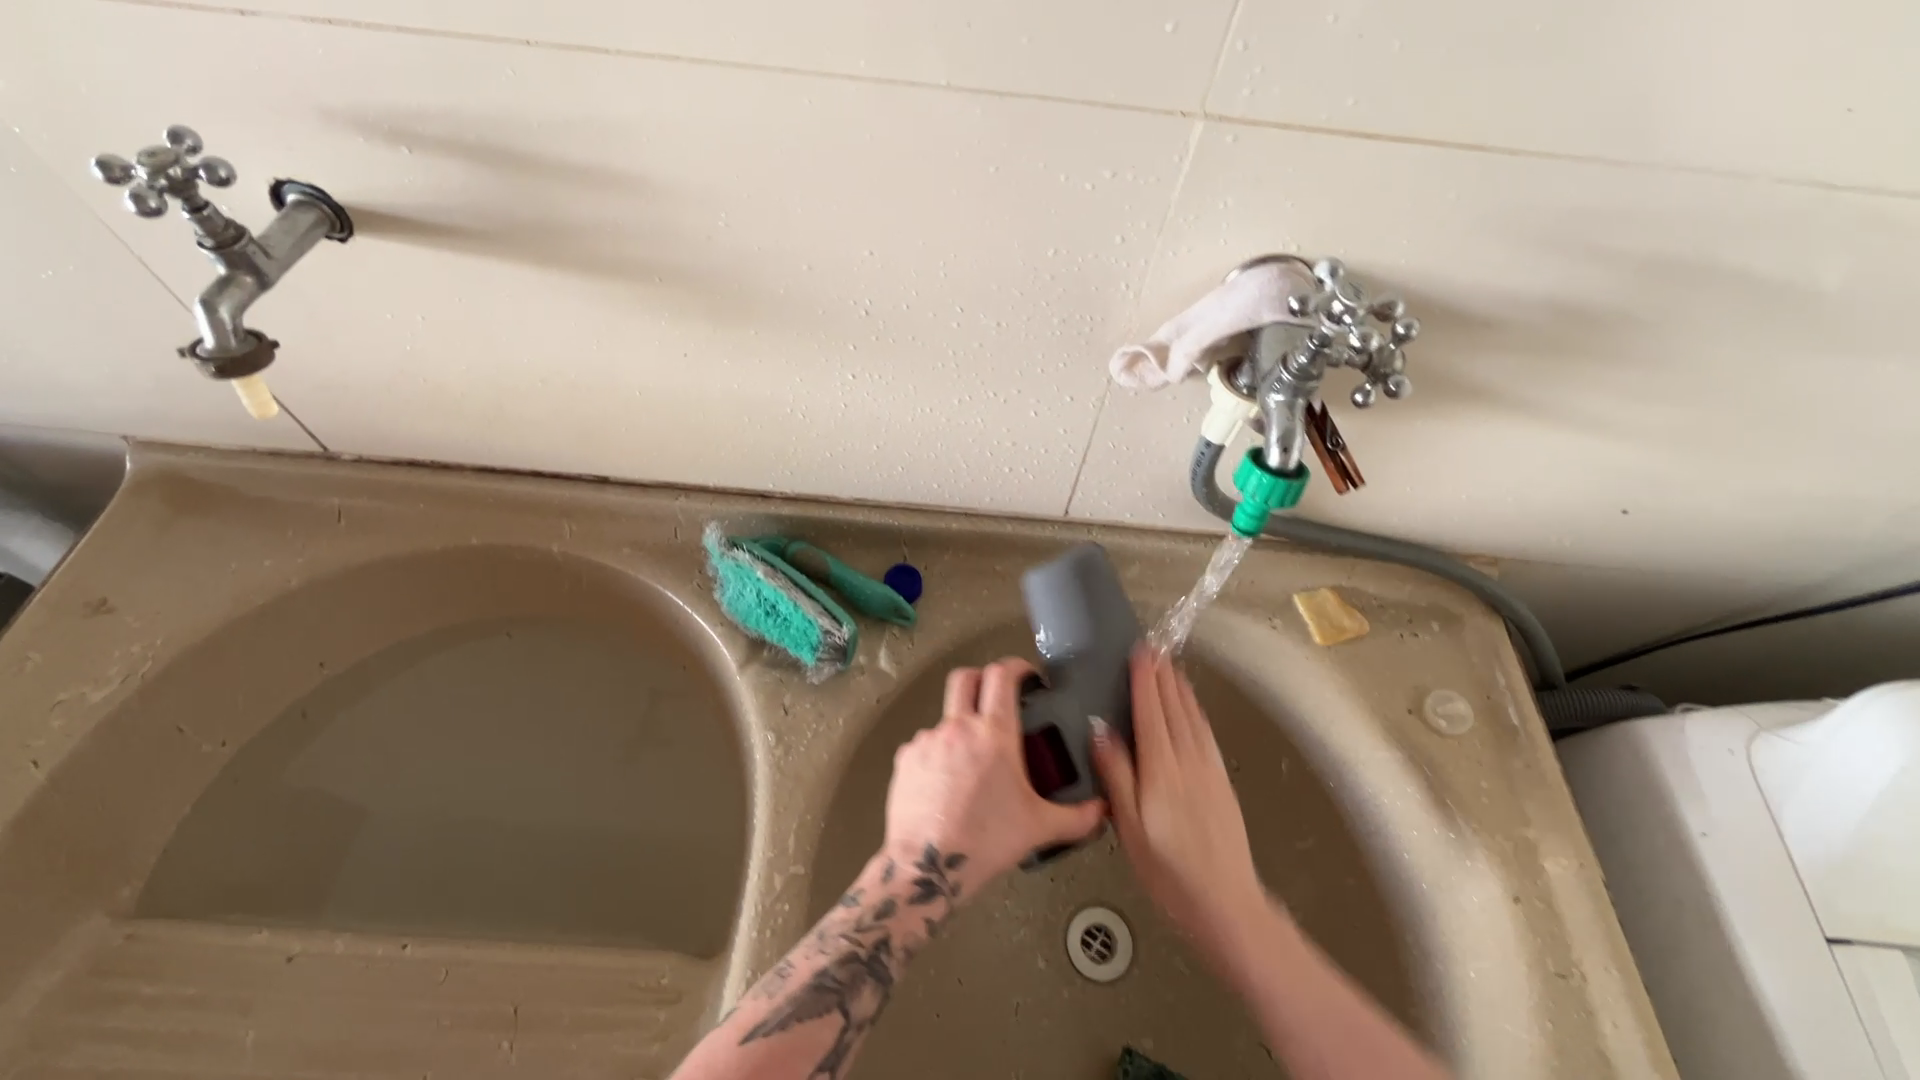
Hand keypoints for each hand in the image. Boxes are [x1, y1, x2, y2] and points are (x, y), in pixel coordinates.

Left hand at [884, 657, 1106, 892]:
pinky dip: (940, 754)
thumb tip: (1102, 812)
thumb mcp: (1039, 828)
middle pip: (965, 677)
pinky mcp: (905, 760)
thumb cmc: (986, 841)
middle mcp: (957, 727)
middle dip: (982, 679)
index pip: (1001, 675)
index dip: (1016, 666)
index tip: (1027, 676)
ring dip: (961, 726)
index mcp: (993, 733)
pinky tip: (948, 782)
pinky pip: (926, 745)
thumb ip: (1077, 818)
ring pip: (945, 716)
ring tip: (974, 761)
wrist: (925, 867)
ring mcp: (926, 741)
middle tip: (998, 698)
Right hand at [1093, 647, 1267, 955]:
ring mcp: (1209, 769)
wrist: (1225, 902)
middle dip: (1162, 676)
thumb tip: (1101, 730)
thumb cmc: (1167, 870)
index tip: (1140, 651)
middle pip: (1174, 708)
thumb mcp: (1129, 827)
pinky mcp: (1221, 781)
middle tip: (1153, 648)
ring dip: (1180, 689)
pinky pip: (1206, 734)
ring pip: (1192, 717)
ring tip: (1170, 667)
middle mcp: (1188, 760)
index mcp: (1161, 769)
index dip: (1144, 680)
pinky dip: (1196, 712)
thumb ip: (1117, 775)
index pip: (1151, 712)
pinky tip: (1191, 709)